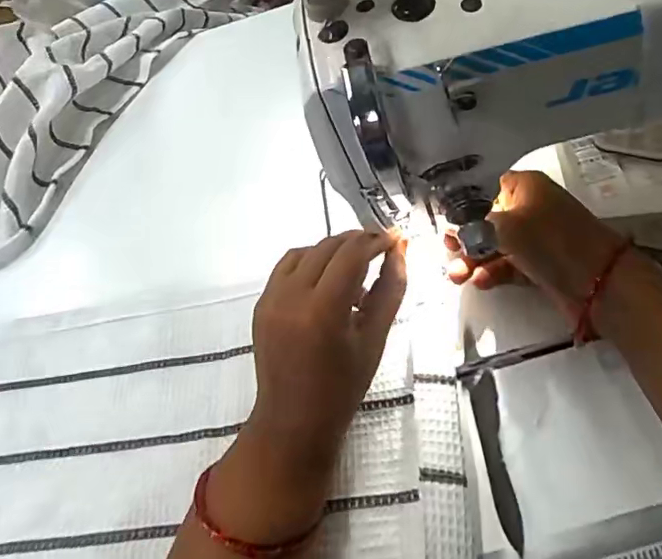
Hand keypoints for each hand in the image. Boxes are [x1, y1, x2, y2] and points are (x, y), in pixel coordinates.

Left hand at [206, 230, 406, 542]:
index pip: (351, 254)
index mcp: (323, 310)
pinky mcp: (261, 302)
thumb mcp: (374, 340)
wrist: (292, 424)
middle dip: (357, 241)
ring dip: (333, 249)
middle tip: (381, 247)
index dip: (376, 241)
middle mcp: (292, 297)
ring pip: (307, 251)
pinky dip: (310, 260)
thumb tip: (399, 250)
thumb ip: (390, 290)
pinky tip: (327, 277)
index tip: (394, 238)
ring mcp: (272, 298)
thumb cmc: (342, 389)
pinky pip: (288, 265)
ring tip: (356, 265)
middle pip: (328, 247)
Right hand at [445, 171, 623, 303]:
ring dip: (477, 260)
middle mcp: (533, 208)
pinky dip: (496, 271)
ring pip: (500, 246)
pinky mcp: (544, 265)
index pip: (491, 190)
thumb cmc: (550, 240)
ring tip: (457, 275)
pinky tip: (481, 280)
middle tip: (449, 254)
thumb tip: (458, 234)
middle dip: (469, 240)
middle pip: (492, 221)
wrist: (600, 282)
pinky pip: (512, 265)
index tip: (452, 226)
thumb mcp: (505, 226)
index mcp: (527, 186)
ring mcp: (540, 239)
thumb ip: (476, 229)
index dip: (470, 208)